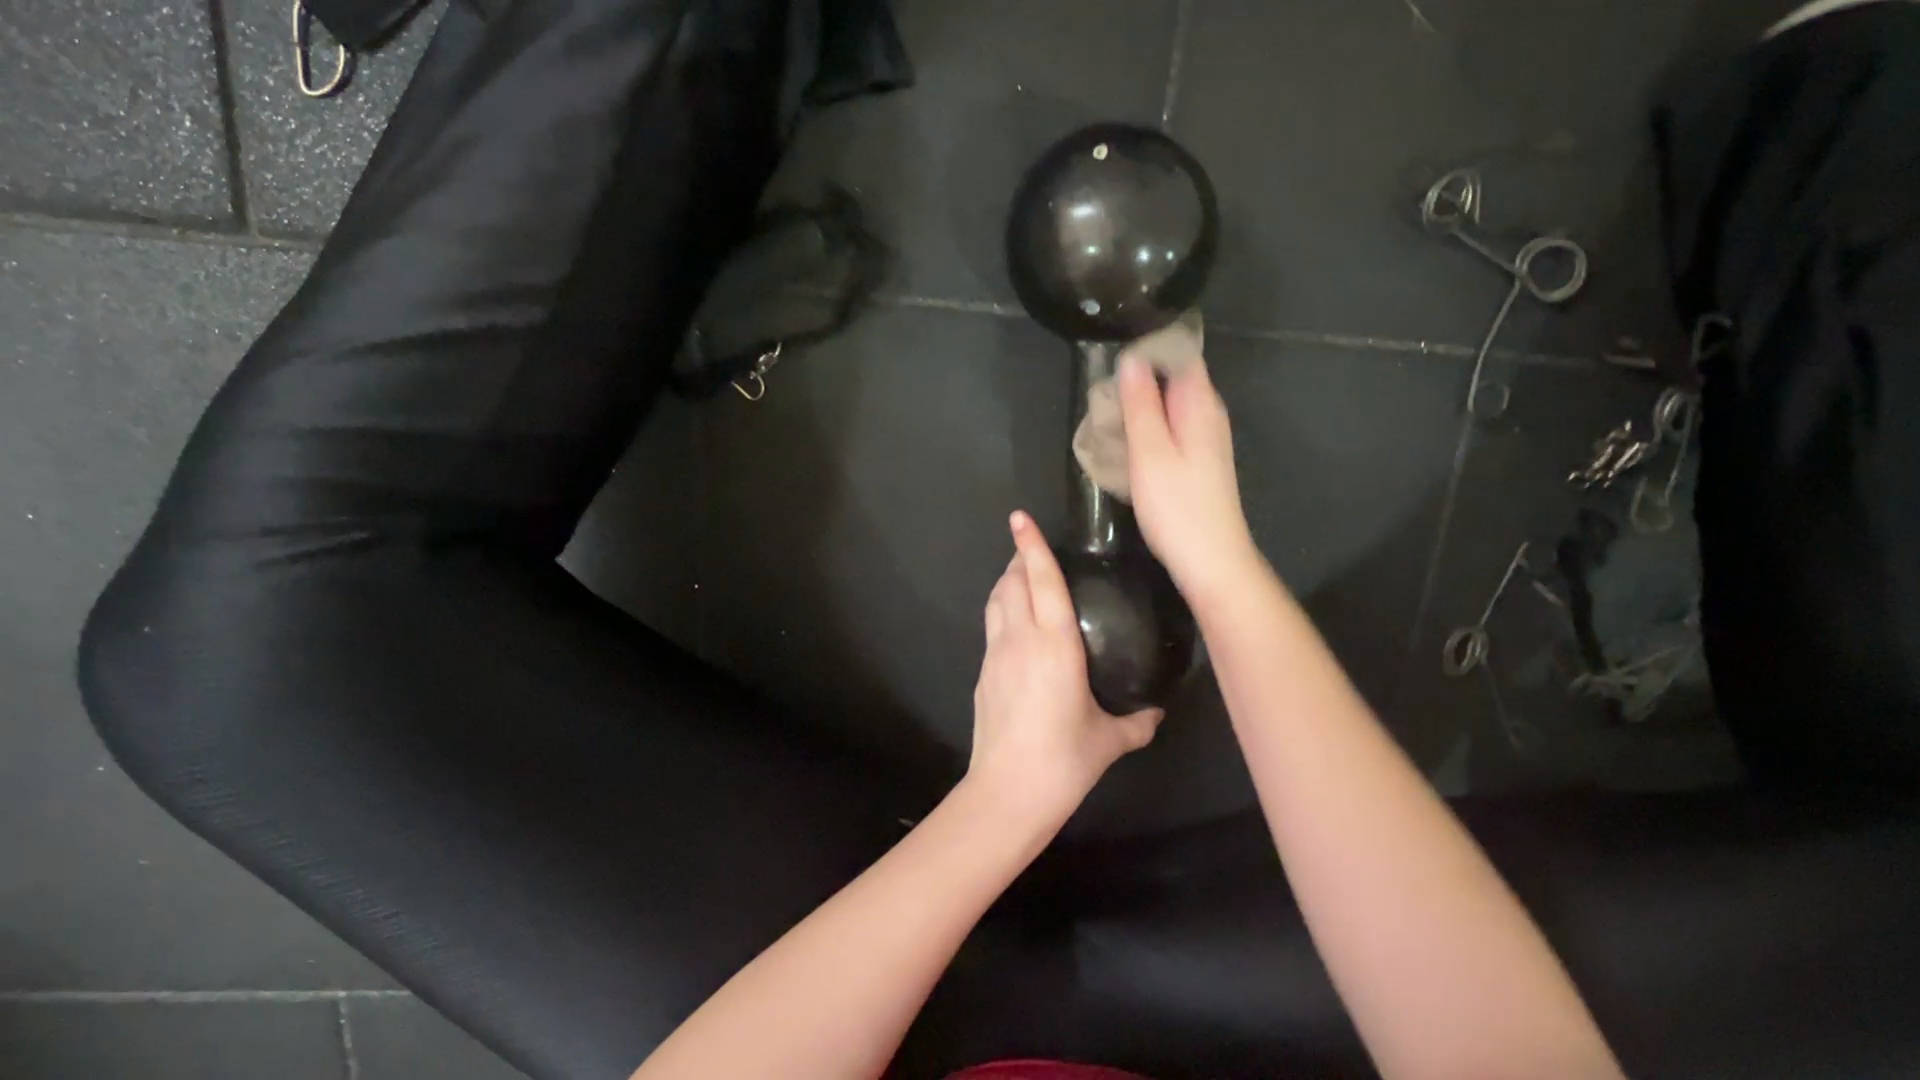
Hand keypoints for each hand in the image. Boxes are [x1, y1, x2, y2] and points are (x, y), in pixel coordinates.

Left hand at [969, 512, 1164, 819]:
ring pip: (996, 602)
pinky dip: (1001, 609)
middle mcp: (1021, 640)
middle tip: (1031, 543)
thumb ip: (1136, 722)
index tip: (1021, 518)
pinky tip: (1014, 621)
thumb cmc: (1064, 760)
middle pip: (1012, 583)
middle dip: (1018, 557)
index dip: (1032, 547)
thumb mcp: (1109, 740)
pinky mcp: (983, 674)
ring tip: (1019, 572)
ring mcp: (996, 656)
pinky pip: (992, 626)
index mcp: (1055, 645)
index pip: (1042, 582)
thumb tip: (1157, 712)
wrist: (1007, 792)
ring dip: (1006, 580)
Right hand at [1117, 352, 1260, 599]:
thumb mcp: (1150, 452)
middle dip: (1139, 374)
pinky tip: (1125, 439)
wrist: (1211, 560)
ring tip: (1105, 409)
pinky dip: (1148, 425)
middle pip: (1173, 376)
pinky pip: (1171, 426)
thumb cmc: (1178, 508)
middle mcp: (1208, 413)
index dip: (1149, 344)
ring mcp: (1206, 437)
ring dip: (1140, 403)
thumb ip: (1140, 405)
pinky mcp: (1199, 459)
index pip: (1179, 352)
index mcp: (1200, 404)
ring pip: (1170, 403)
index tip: (1114, 345)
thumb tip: (1132, 359)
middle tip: (1100, 384)